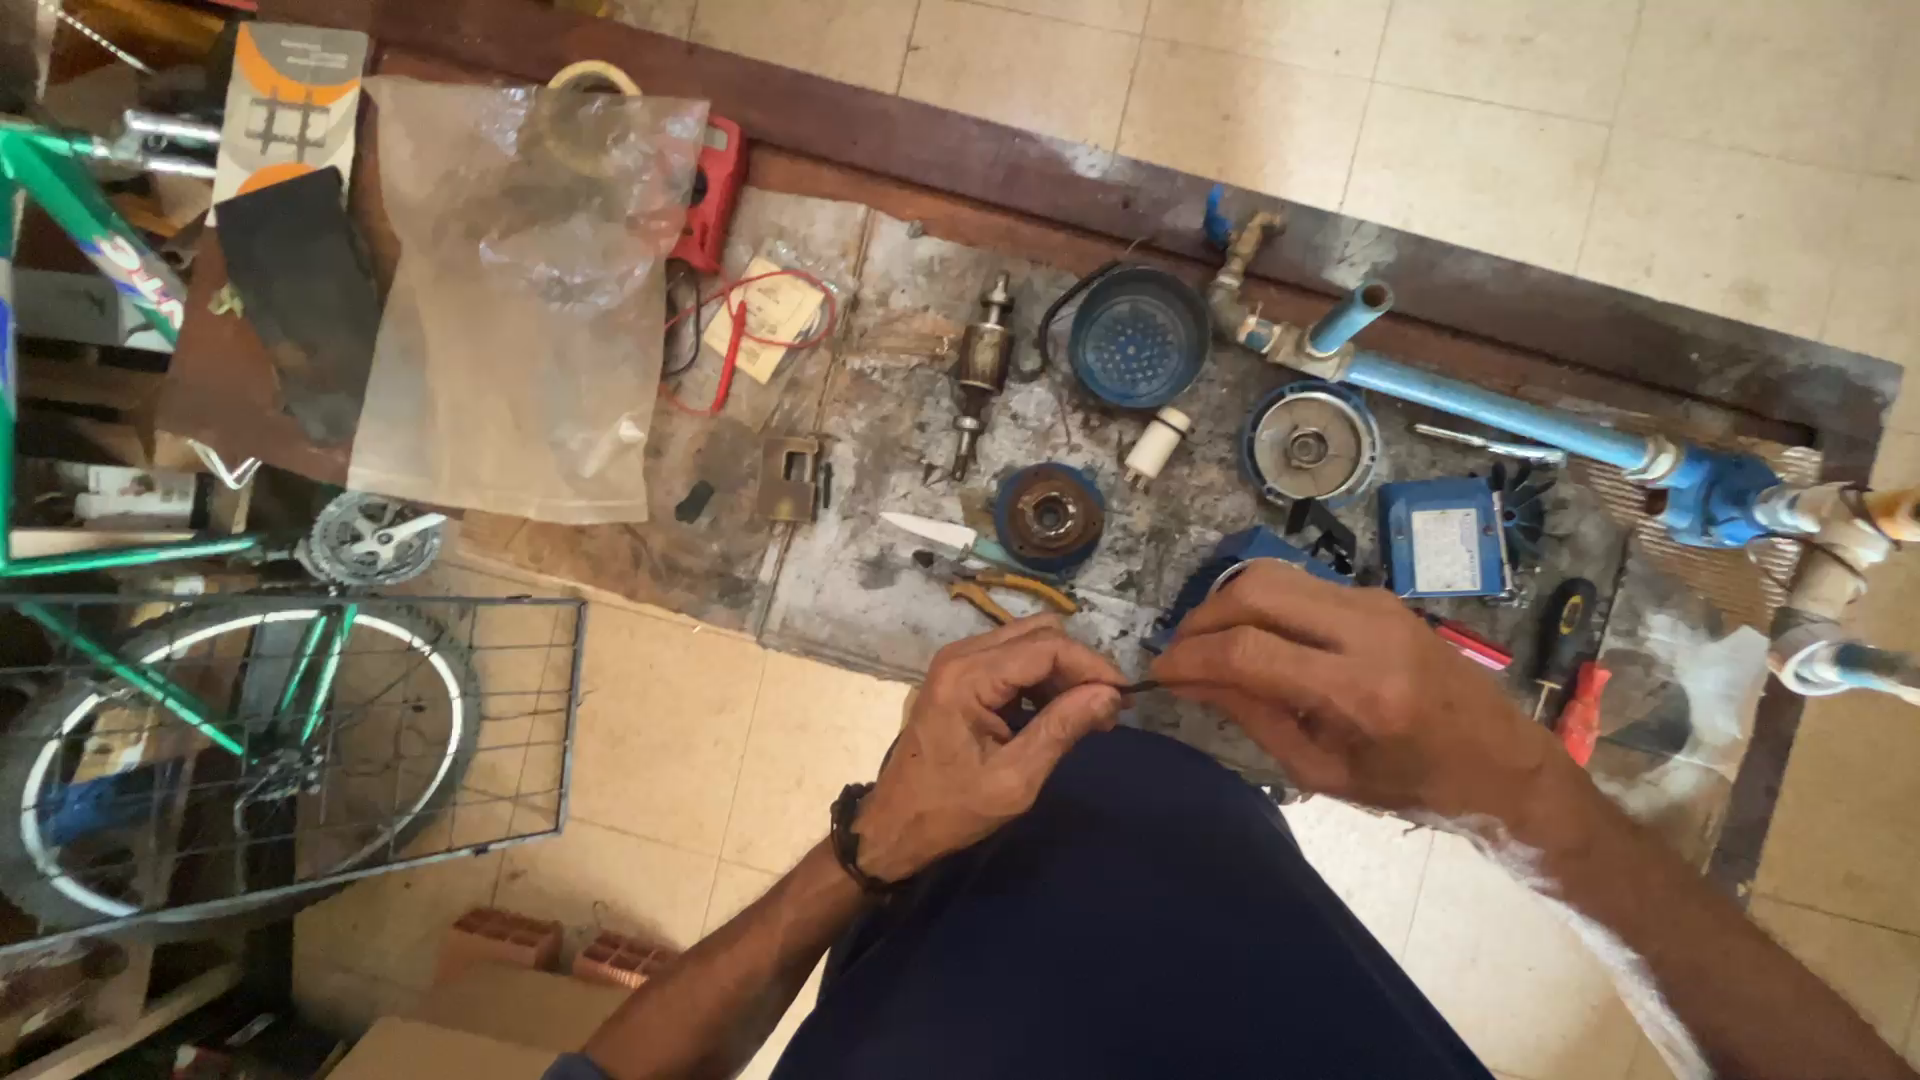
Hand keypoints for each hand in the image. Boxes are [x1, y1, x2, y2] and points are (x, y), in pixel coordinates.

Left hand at [852, 616, 1124, 882]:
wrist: (894, 824)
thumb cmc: (950, 809)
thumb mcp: (1015, 779)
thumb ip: (1062, 729)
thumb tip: (1110, 695)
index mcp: (967, 676)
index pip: (1046, 647)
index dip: (1092, 666)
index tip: (1124, 699)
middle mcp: (961, 655)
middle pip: (1039, 634)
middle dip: (1080, 665)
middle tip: (1107, 709)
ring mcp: (958, 661)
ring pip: (1029, 642)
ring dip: (1063, 671)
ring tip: (1089, 715)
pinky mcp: (961, 674)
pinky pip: (1012, 659)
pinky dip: (1042, 679)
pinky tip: (1058, 712)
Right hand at [1150, 561, 1574, 833]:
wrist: (1504, 764)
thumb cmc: (1411, 786)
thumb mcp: (1320, 771)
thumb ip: (1251, 716)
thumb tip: (1190, 679)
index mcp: (1359, 691)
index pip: (1248, 652)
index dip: (1191, 658)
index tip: (1158, 673)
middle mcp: (1367, 630)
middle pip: (1254, 592)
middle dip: (1201, 618)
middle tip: (1179, 652)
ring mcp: (1375, 603)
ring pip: (1272, 576)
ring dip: (1226, 605)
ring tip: (1208, 643)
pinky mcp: (1376, 595)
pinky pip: (1298, 585)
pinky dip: (1259, 605)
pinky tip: (1252, 638)